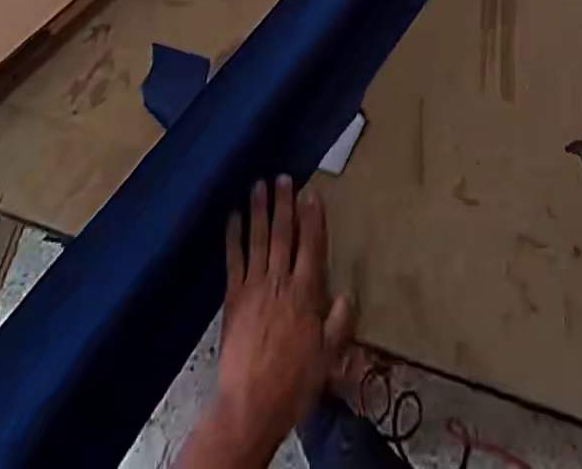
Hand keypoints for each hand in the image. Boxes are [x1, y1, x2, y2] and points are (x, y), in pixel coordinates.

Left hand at [182, 177, 353, 468]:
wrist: (251, 404)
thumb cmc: (295, 382)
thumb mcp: (329, 356)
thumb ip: (339, 322)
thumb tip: (348, 292)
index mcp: (305, 294)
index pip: (312, 246)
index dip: (313, 218)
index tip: (312, 194)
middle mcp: (279, 282)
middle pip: (283, 235)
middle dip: (284, 204)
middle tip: (284, 177)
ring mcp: (253, 287)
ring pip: (258, 240)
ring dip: (260, 211)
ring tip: (259, 185)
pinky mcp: (233, 298)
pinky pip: (233, 260)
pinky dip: (233, 237)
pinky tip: (233, 217)